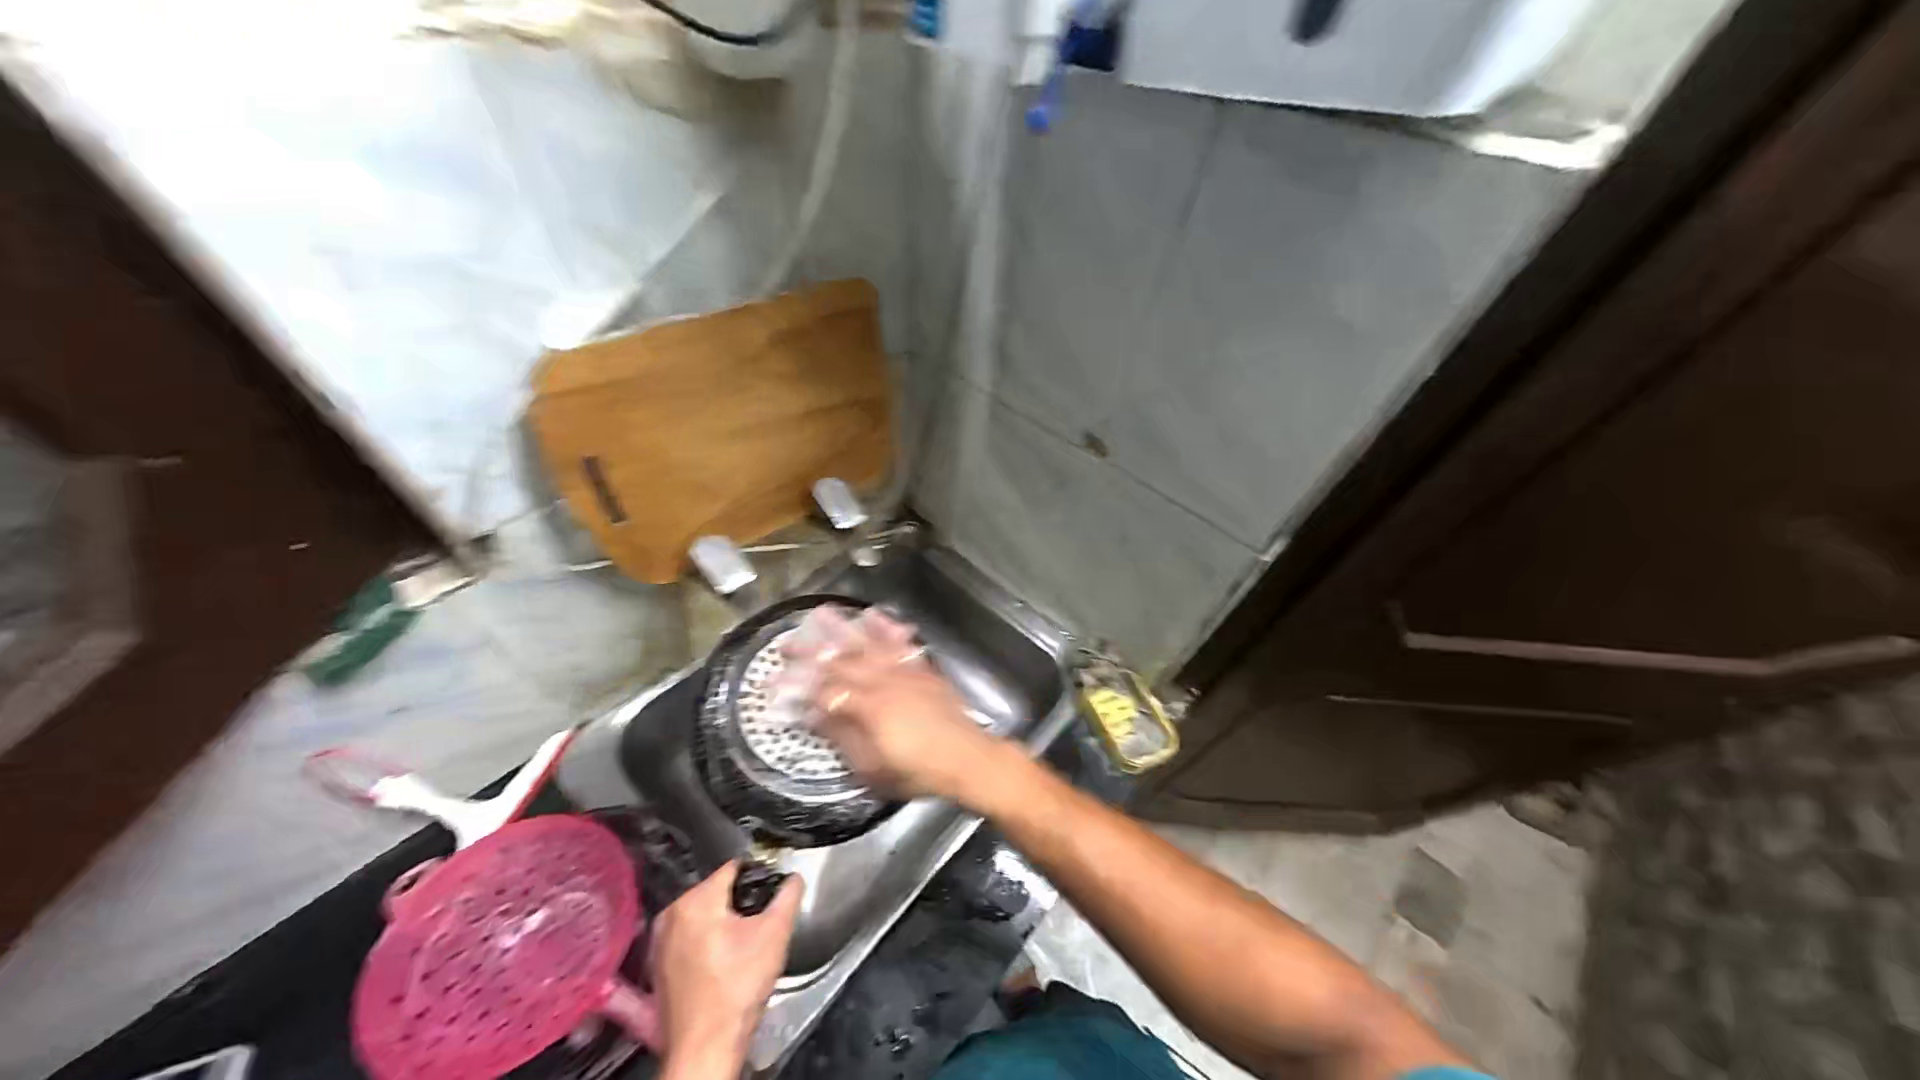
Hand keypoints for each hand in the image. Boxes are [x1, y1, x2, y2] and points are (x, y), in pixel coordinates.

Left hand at [650, 861, 802, 1079]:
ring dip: (722, 924)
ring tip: (743, 948)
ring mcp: (658, 942)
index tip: (771, 895)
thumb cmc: (739, 988)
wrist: (704, 1049)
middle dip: (739, 904)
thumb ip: (788, 896)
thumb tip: (794, 878)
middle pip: (717, 892)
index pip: (734, 869)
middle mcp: (670, 915)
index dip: (758, 877)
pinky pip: (688, 939)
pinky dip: (705, 944)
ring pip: (702, 916)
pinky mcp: (657, 966)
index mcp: (696, 900)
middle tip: (759, 927)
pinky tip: (722, 966)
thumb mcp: (775, 934)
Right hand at [781, 607, 1021, 807]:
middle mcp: (883, 681)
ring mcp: (904, 671)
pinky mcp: (921, 669)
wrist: (966, 758)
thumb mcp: (872, 765)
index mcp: (867, 706)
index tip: (774, 682)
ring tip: (822, 613)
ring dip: (843, 628)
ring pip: (868, 644)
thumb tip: (812, 714)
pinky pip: (900, 643)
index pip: (824, 690)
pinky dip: (886, 627)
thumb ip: (841, 736)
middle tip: (785, 644)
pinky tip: (872, 615)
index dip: (797, 686)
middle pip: (840, 662)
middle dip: (810, 652)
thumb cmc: (917, 770)